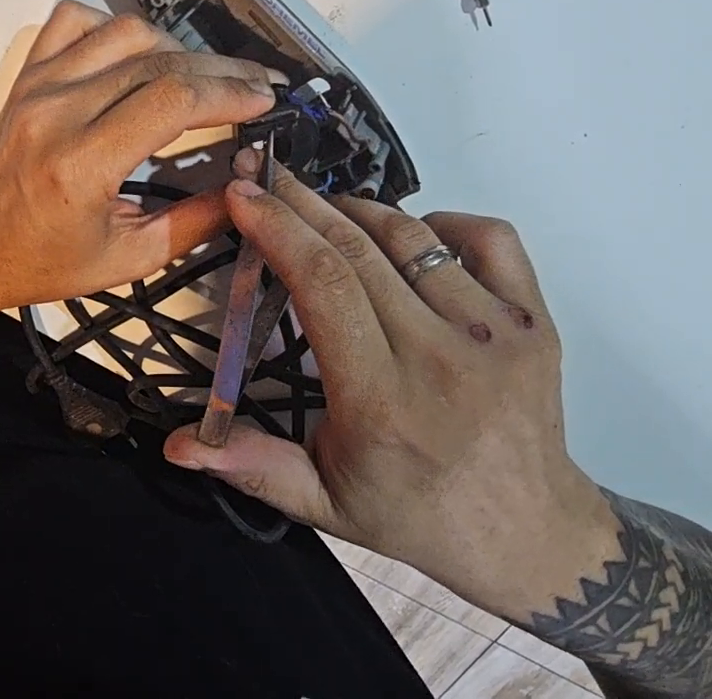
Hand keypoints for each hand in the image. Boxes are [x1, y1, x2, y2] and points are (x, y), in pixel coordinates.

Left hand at [0, 1, 279, 312]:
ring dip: (177, 47)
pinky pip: (76, 21)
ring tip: (204, 76)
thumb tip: (244, 188)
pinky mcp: (28, 75)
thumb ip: (193, 223)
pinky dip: (116, 27)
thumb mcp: (126, 259)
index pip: (172, 102)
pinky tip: (138, 55)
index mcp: (81, 166)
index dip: (229, 94)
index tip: (263, 100)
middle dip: (221, 71)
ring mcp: (38, 86)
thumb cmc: (41, 259)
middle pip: (159, 62)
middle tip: (255, 85)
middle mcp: (56, 113)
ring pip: (125, 31)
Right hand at [163, 163, 619, 622]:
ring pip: (413, 237)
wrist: (532, 536)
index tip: (241, 195)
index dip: (277, 228)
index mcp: (381, 402)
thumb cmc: (414, 513)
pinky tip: (408, 234)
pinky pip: (488, 238)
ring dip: (355, 208)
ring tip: (317, 205)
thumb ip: (253, 467)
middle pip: (359, 249)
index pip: (323, 285)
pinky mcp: (536, 321)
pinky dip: (439, 220)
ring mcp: (497, 333)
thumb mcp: (324, 503)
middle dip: (299, 201)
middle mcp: (442, 356)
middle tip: (262, 174)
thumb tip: (175, 445)